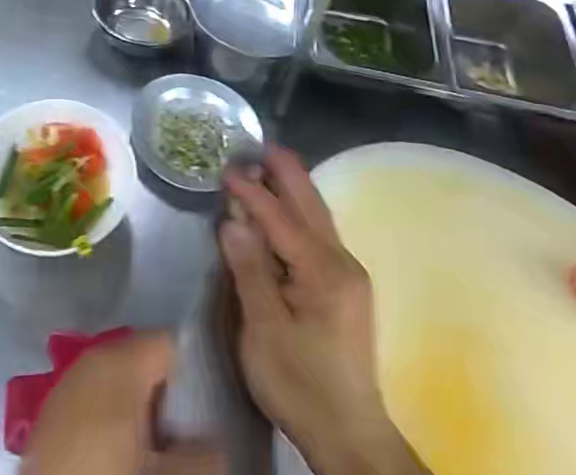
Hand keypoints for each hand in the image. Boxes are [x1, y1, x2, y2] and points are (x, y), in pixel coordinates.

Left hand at [23, 332, 222, 474]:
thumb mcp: (169, 472)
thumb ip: (203, 454)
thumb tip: (219, 444)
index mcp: (121, 360)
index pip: (171, 342)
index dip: (195, 370)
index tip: (209, 403)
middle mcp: (92, 358)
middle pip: (144, 361)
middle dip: (167, 391)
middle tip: (185, 430)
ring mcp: (67, 385)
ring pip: (118, 382)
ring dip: (140, 407)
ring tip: (156, 444)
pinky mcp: (50, 415)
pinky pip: (95, 402)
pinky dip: (113, 418)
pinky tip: (122, 451)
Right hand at [221, 147, 424, 474]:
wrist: (349, 432)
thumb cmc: (300, 383)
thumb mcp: (265, 330)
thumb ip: (250, 271)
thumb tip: (233, 220)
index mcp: (323, 271)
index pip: (281, 218)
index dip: (253, 192)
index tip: (227, 168)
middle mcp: (342, 263)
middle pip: (311, 205)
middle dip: (286, 172)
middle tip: (261, 144)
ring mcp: (348, 274)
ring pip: (319, 217)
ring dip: (295, 189)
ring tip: (271, 165)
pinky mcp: (346, 288)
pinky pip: (320, 234)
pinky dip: (300, 213)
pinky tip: (287, 210)